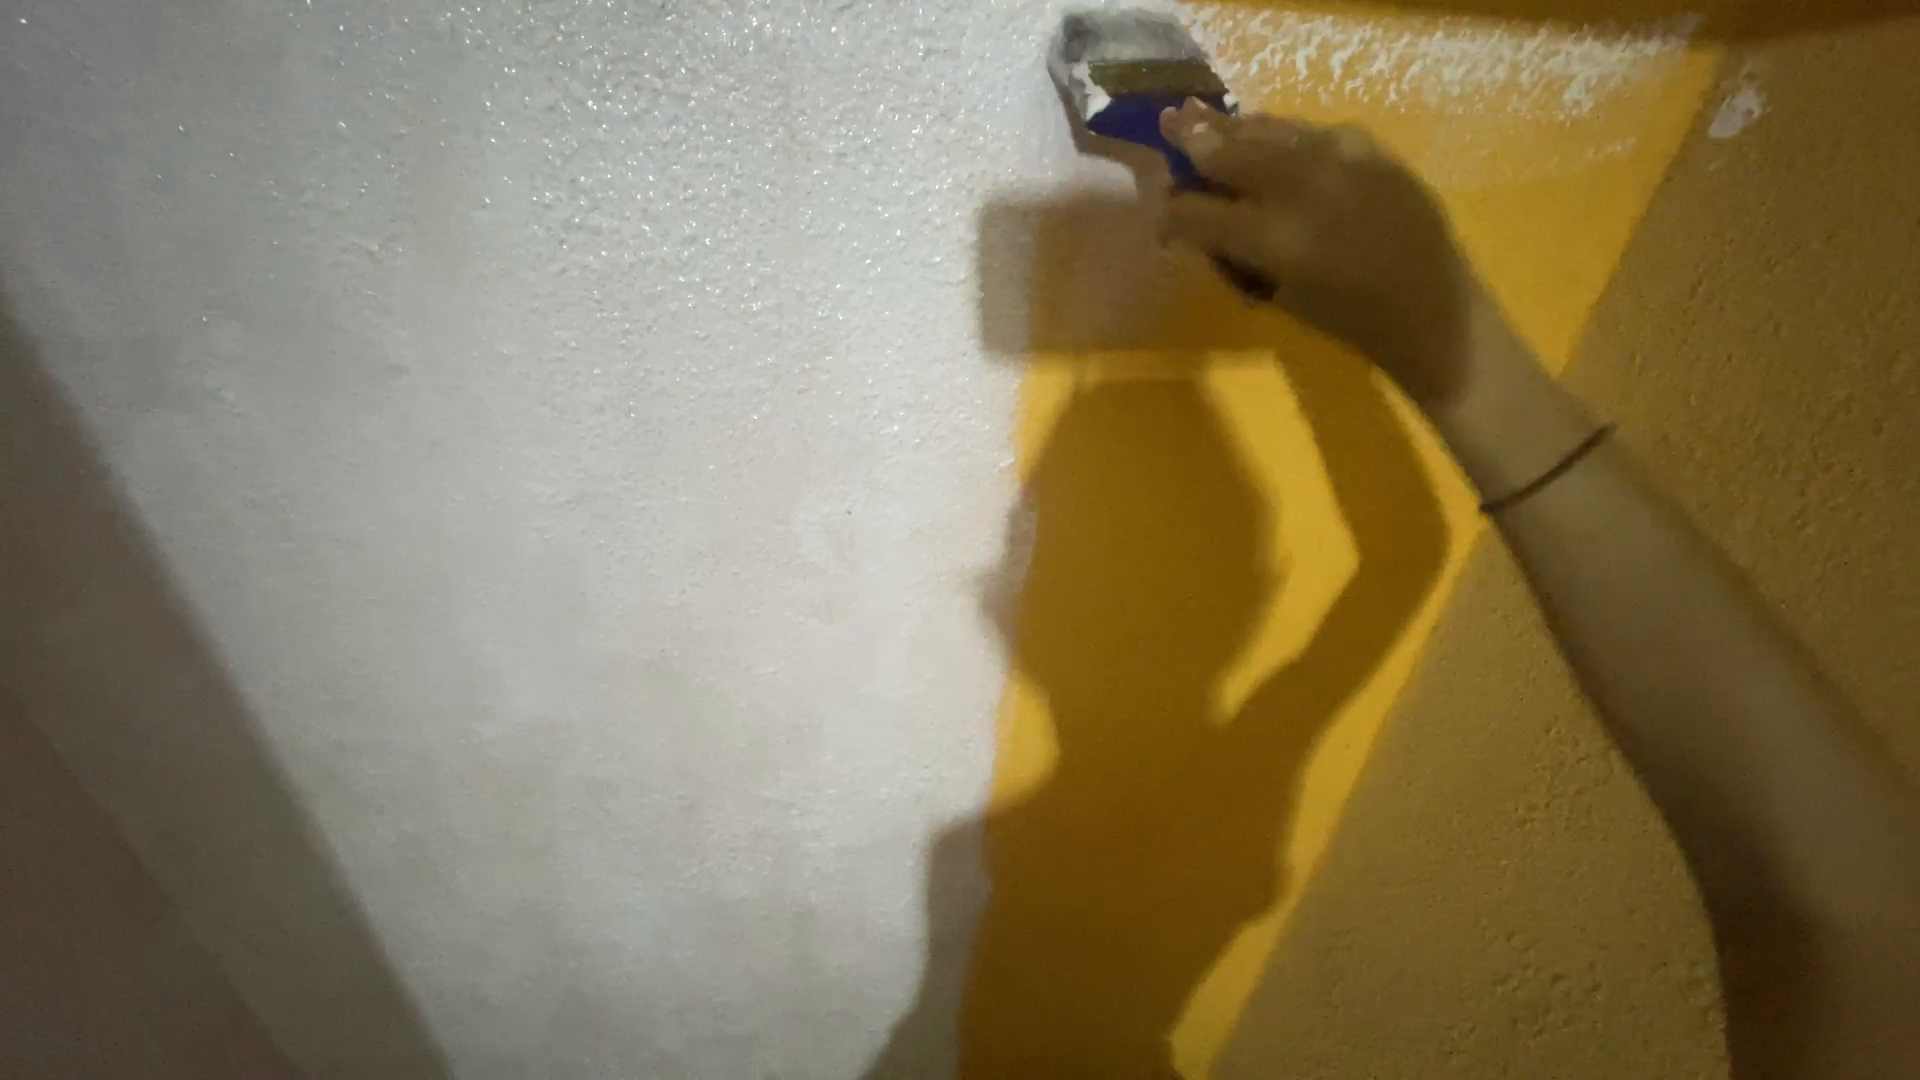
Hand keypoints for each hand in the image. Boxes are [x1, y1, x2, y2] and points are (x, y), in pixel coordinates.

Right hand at [1158, 100, 1495, 410]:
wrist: (1426, 305)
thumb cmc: (1343, 318)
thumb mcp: (1275, 292)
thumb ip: (1237, 251)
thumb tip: (1206, 221)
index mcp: (1272, 238)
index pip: (1197, 213)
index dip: (1171, 214)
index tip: (1162, 216)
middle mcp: (1301, 185)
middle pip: (1228, 152)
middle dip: (1193, 143)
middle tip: (1169, 127)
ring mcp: (1338, 156)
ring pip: (1267, 129)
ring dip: (1232, 128)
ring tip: (1205, 119)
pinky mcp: (1365, 145)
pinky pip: (1306, 131)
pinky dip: (1277, 135)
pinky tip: (1264, 137)